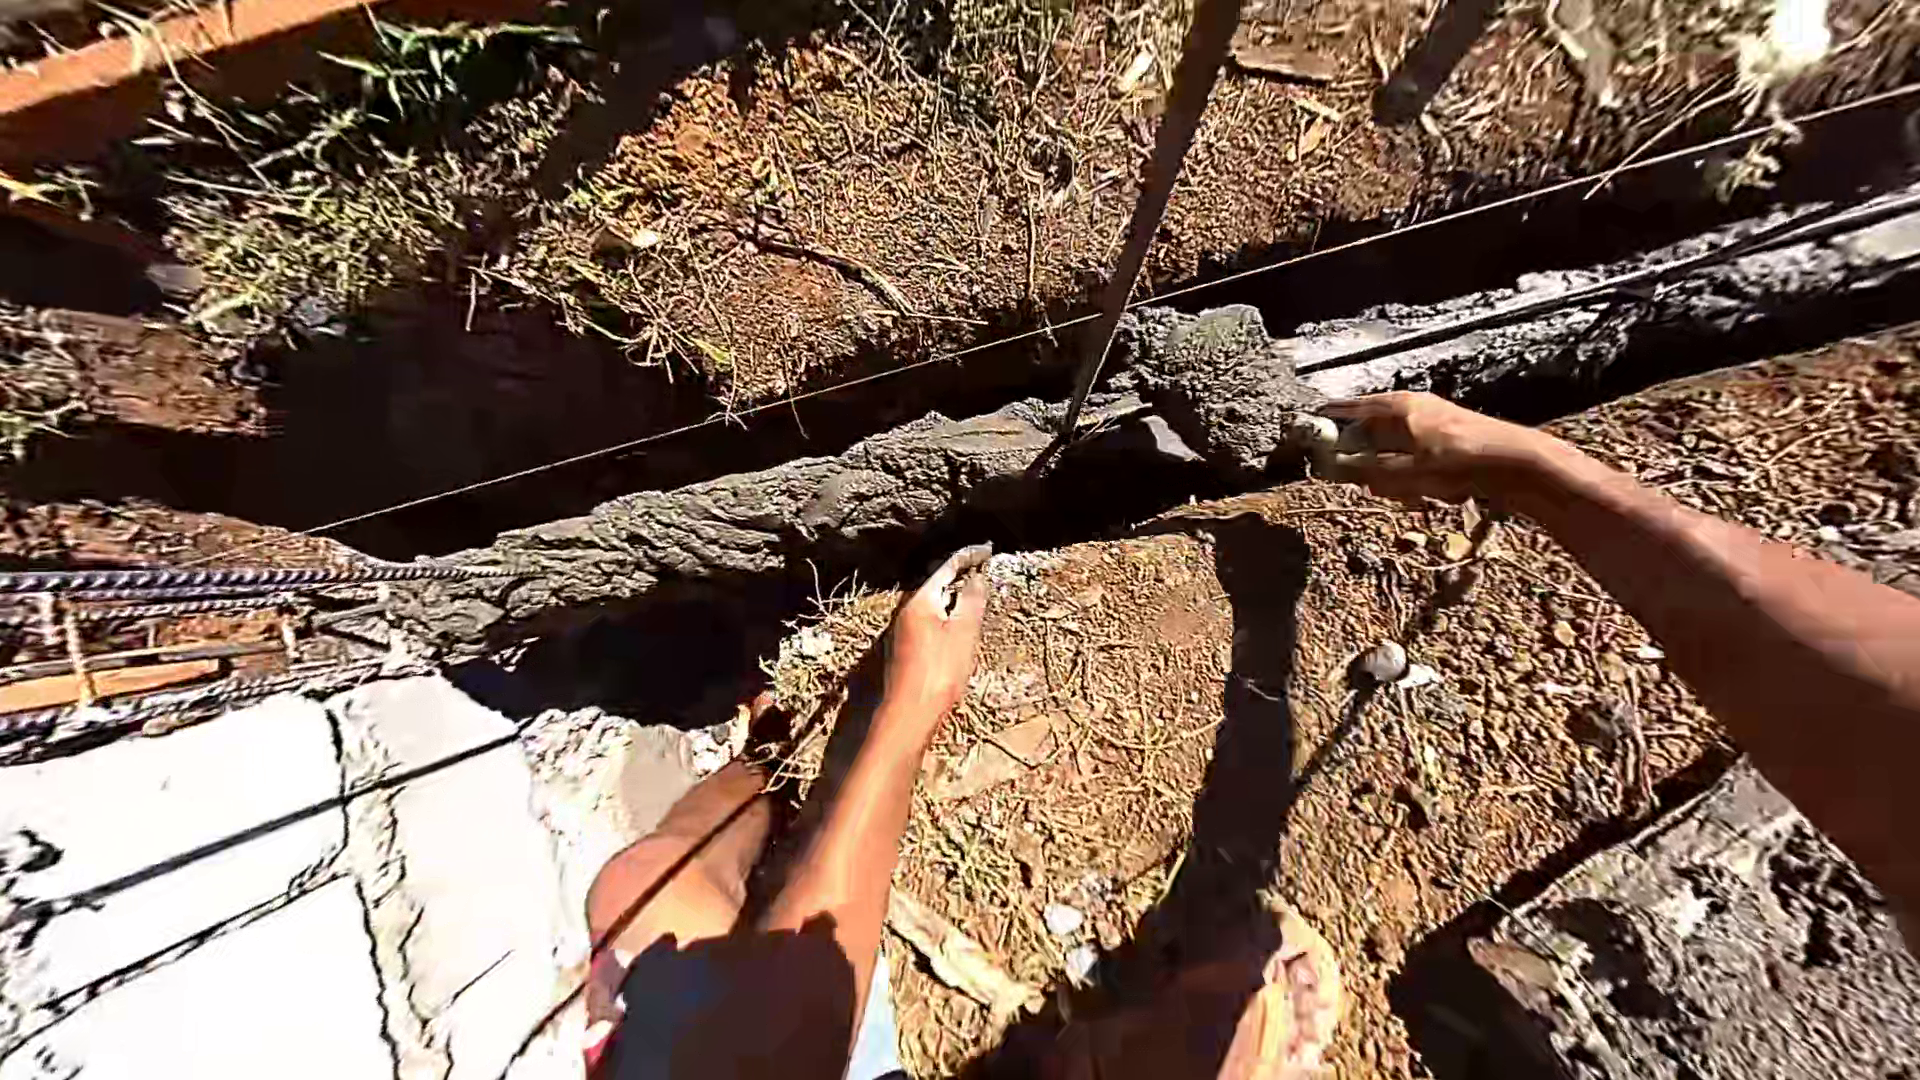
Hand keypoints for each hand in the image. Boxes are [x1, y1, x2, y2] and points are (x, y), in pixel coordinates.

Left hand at [881, 544, 991, 730]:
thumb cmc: (939, 671)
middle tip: (983, 572)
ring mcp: (902, 629)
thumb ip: (972, 600)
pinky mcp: (904, 647)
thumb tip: (978, 576)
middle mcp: (906, 610)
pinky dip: (945, 615)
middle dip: (960, 576)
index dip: (969, 557)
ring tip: (975, 597)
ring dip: (953, 597)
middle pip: (936, 584)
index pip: (946, 568)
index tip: (988, 551)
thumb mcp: (964, 632)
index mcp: (920, 601)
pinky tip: (957, 627)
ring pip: (932, 603)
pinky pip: (928, 619)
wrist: (909, 712)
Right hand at [1320, 392, 1561, 505]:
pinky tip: (1422, 490)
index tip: (1306, 435)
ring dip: (1387, 471)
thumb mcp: (1402, 471)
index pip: (1346, 408)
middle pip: (1366, 431)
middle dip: (1360, 457)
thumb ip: (1362, 470)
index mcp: (1396, 406)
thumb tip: (1329, 468)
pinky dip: (1407, 473)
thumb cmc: (1458, 461)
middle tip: (1359, 477)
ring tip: (1402, 490)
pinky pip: (1410, 455)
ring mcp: (1429, 419)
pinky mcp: (1444, 436)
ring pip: (1388, 447)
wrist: (1520, 464)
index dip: (1325, 422)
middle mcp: (1410, 406)